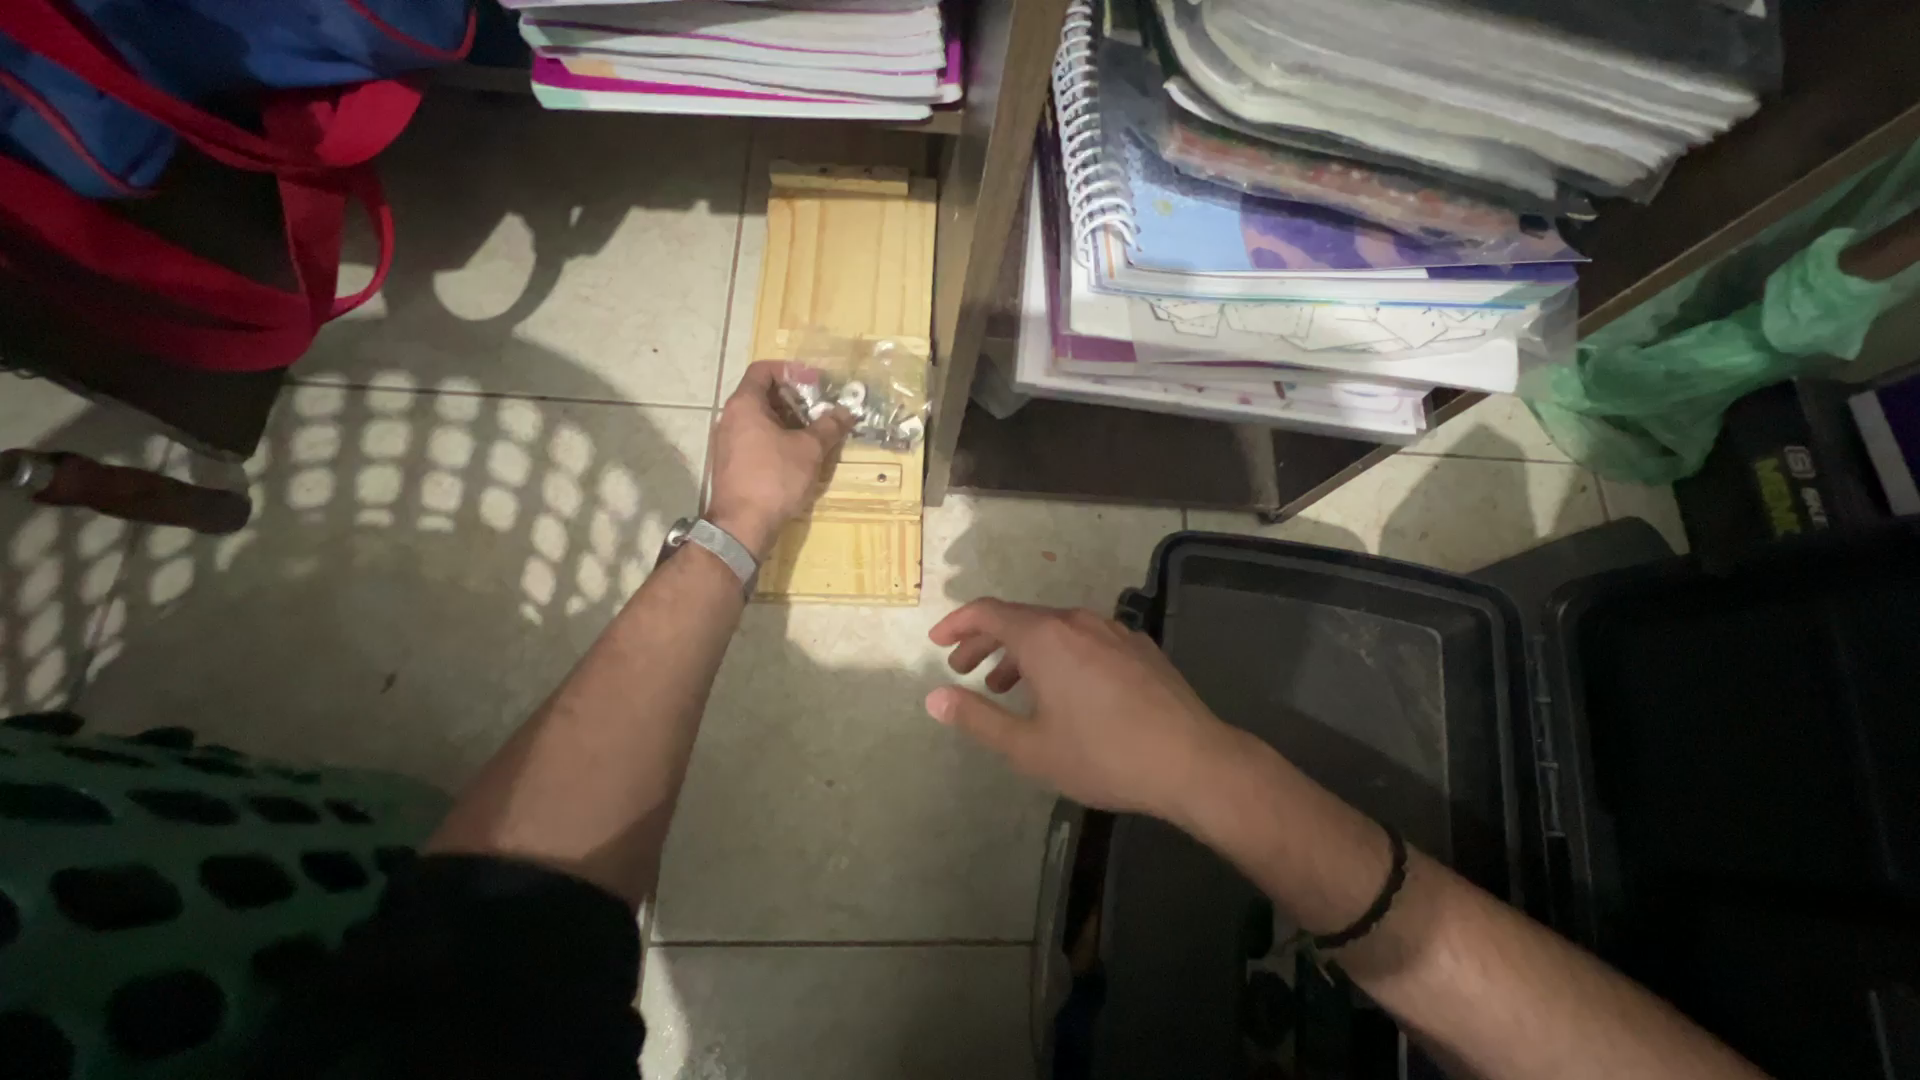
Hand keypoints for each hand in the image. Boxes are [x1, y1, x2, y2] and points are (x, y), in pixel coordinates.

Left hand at [707, 361, 855, 557]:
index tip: (814, 382)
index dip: (791, 370)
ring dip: (788, 422)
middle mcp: (730, 418)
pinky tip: (798, 456)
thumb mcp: (809, 450)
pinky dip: (777, 440)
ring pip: (760, 420)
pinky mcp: (732, 464)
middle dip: (794, 399)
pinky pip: (756, 440)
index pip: (763, 370)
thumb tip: (846, 412)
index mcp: (744, 405)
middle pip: (762, 395)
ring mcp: (728, 443)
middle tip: (820, 410)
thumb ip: (828, 426)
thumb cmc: (775, 479)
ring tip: (814, 434)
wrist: (742, 526)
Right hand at [925, 599, 1245, 820]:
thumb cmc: (1102, 755)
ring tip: (1007, 686)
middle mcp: (1077, 622)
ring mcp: (1113, 631)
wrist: (1192, 761)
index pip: (988, 612)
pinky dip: (1059, 655)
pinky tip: (1064, 690)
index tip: (937, 643)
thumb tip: (933, 698)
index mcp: (1045, 637)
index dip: (957, 624)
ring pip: (1055, 630)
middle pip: (1020, 618)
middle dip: (986, 641)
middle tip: (964, 670)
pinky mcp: (1139, 647)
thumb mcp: (1029, 747)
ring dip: (1023, 651)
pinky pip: (1085, 640)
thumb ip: (977, 718)